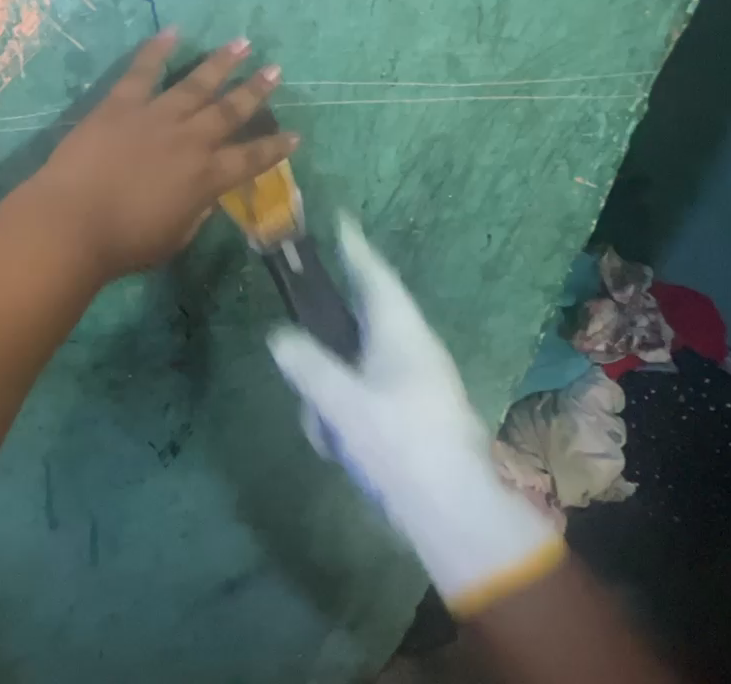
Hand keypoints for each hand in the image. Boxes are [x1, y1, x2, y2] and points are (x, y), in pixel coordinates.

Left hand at [22, 30, 299, 279]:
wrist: (71, 223)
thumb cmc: (123, 244)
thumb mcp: (174, 239)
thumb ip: (195, 214)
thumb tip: (207, 197)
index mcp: (206, 179)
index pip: (251, 159)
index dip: (275, 148)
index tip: (295, 134)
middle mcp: (190, 141)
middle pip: (230, 111)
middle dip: (255, 91)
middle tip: (275, 70)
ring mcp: (155, 117)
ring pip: (196, 84)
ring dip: (221, 63)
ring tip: (242, 43)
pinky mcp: (120, 105)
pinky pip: (143, 71)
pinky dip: (157, 50)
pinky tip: (173, 32)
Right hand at [267, 216, 564, 615]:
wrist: (451, 509)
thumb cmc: (400, 442)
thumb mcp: (342, 402)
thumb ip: (307, 365)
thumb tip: (279, 337)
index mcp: (401, 335)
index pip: (375, 278)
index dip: (355, 249)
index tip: (341, 222)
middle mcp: (410, 350)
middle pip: (357, 325)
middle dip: (326, 348)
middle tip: (306, 365)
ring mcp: (412, 384)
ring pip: (353, 370)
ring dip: (330, 396)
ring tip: (326, 431)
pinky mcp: (409, 415)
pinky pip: (361, 400)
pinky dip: (343, 420)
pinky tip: (340, 449)